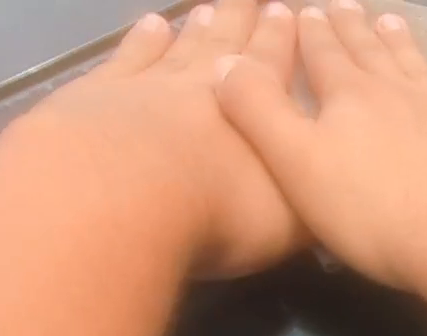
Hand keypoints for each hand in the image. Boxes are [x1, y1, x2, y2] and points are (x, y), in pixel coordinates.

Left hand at [12, 0, 306, 277]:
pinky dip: (141, 40)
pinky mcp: (98, 94)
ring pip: (182, 47)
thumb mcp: (290, 222)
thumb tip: (327, 182)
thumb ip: (310, 197)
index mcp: (256, 110)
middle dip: (246, 23)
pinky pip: (128, 58)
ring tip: (210, 9)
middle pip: (230, 46)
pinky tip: (151, 25)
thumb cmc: (222, 212)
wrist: (123, 197)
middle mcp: (206, 85)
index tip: (289, 14)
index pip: (275, 67)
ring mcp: (149, 84)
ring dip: (198, 29)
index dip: (285, 43)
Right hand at [213, 0, 426, 291]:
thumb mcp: (295, 163)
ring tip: (390, 21)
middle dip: (350, 29)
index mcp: (348, 95)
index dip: (308, 32)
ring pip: (414, 68)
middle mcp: (397, 93)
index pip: (321, 53)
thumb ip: (257, 110)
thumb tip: (224, 62)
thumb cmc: (371, 212)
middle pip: (368, 53)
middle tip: (342, 5)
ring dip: (399, 44)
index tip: (301, 10)